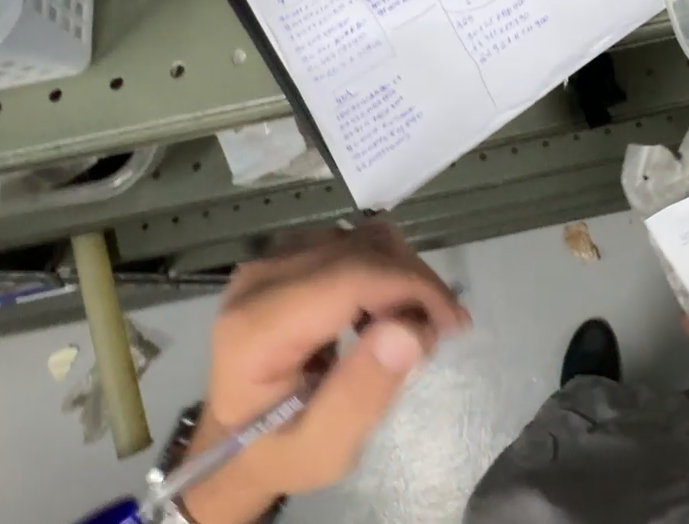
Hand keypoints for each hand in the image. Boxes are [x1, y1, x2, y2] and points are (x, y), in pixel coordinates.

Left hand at [179, 222, 469, 523]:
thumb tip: (411, 329)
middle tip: (440, 332)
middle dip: (415, 283)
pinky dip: (385, 266)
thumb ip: (361, 395)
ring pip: (363, 238)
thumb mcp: (321, 450)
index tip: (453, 323)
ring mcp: (272, 259)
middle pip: (361, 250)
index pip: (351, 275)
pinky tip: (387, 309)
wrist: (235, 438)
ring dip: (403, 273)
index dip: (412, 287)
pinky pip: (354, 240)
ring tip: (414, 323)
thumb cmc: (278, 450)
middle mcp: (260, 278)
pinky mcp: (287, 254)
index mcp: (257, 327)